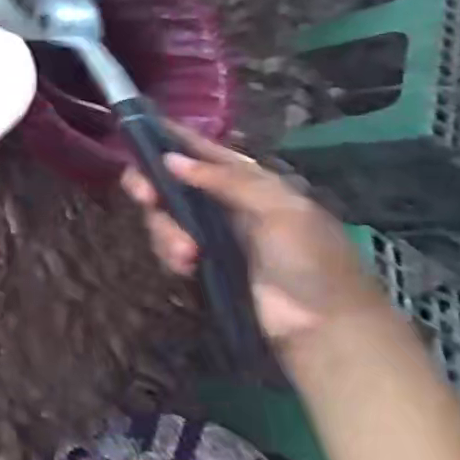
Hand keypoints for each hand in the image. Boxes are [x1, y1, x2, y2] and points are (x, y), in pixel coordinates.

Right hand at [122, 128, 384, 345]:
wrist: (325, 329)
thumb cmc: (311, 261)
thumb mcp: (280, 211)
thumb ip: (226, 180)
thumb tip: (169, 159)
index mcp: (248, 181)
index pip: (203, 149)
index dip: (171, 138)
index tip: (134, 131)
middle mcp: (222, 202)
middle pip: (168, 180)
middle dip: (150, 186)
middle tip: (144, 196)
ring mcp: (208, 233)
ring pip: (162, 215)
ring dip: (165, 230)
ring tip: (185, 253)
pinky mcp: (198, 263)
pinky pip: (166, 246)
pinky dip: (170, 253)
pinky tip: (186, 266)